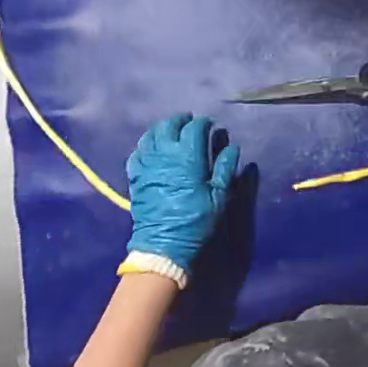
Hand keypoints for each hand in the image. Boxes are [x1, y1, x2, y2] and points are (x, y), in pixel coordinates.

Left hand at [123, 114, 238, 284]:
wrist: (163, 246)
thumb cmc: (196, 222)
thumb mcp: (219, 198)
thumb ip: (225, 169)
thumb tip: (231, 148)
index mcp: (188, 156)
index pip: (195, 128)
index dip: (204, 123)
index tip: (211, 125)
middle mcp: (165, 153)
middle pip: (170, 125)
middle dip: (181, 120)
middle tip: (190, 122)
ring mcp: (147, 163)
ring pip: (151, 135)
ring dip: (162, 129)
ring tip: (171, 130)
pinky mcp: (135, 175)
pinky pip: (139, 152)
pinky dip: (147, 145)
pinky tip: (152, 148)